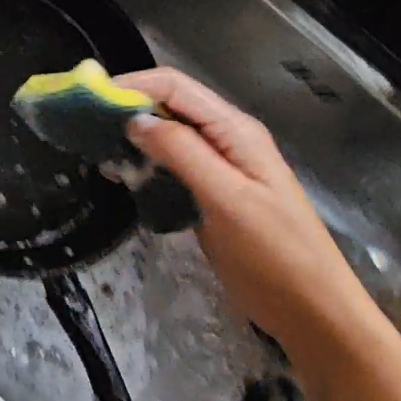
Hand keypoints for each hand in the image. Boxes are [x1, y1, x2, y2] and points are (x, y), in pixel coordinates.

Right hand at [114, 68, 374, 348]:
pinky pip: (166, 164)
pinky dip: (140, 164)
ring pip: (162, 134)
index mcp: (234, 130)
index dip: (131, 85)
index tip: (89, 100)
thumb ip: (181, 152)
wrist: (315, 315)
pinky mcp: (206, 192)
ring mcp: (216, 166)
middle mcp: (224, 139)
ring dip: (129, 137)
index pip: (174, 87)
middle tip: (85, 126)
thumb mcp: (227, 200)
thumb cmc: (276, 254)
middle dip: (125, 108)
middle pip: (166, 105)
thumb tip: (132, 119)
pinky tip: (118, 176)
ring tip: (96, 151)